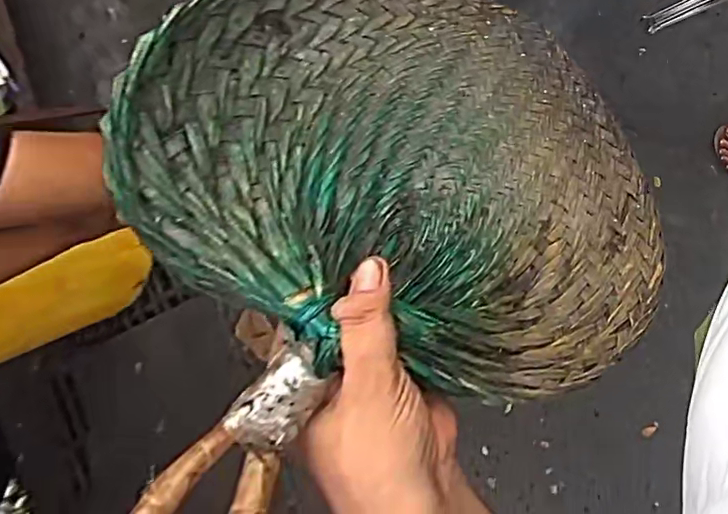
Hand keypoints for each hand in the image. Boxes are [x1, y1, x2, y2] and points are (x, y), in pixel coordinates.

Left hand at [302, 258, 485, 513]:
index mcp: (302, 384)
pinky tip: (422, 287)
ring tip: (399, 253)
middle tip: (375, 239)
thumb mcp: (367, 388)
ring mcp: (367, 373)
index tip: (338, 244)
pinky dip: (415, 313)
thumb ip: (366, 329)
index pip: (304, 322)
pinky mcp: (402, 371)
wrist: (425, 493)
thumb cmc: (376, 466)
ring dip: (389, 297)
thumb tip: (366, 272)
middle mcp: (330, 376)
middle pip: (342, 316)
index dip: (321, 285)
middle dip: (360, 285)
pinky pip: (406, 332)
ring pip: (375, 322)